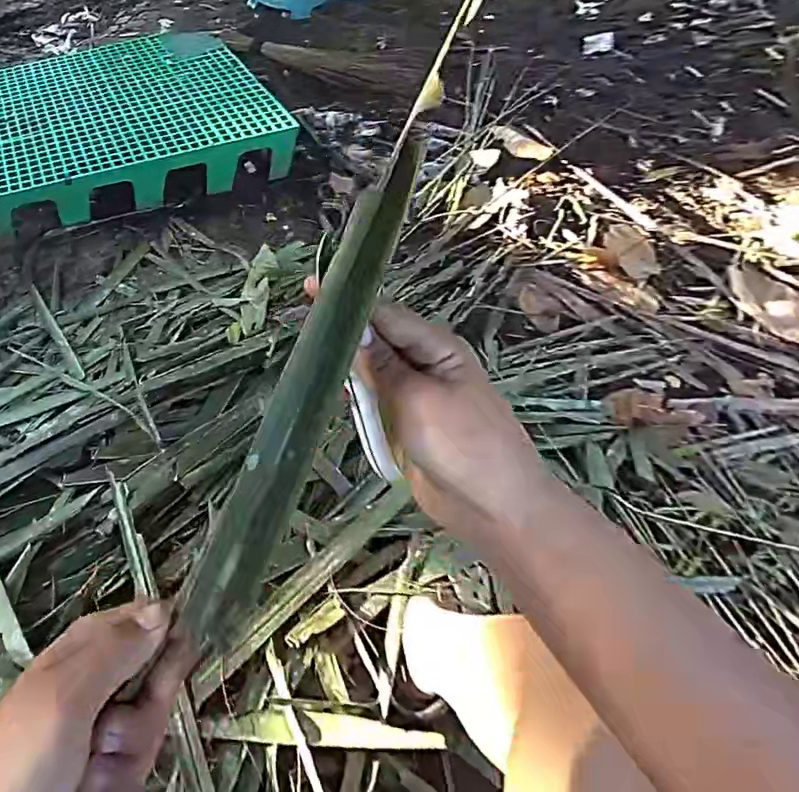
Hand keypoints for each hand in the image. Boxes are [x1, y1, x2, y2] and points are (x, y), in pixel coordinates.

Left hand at [0, 600, 196, 791]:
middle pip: (158, 683)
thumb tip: (163, 606)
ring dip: (125, 756)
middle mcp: (101, 681)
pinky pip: (137, 768)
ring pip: (150, 730)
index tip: (176, 660)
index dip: (168, 641)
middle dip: (142, 716)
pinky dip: (117, 781)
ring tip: (87, 768)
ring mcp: (103, 727)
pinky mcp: (106, 768)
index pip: (148, 622)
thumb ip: (116, 648)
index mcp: (90, 645)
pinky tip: (90, 785)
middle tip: (107, 733)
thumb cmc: (20, 749)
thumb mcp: (67, 691)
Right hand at [306, 278, 551, 525]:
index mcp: (436, 347)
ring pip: (369, 368)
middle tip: (301, 324)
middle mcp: (424, 363)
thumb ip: (381, 365)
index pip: (384, 314)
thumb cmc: (464, 447)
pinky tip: (333, 395)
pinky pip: (371, 398)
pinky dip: (353, 396)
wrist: (496, 510)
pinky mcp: (403, 420)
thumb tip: (353, 330)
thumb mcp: (417, 400)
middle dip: (341, 330)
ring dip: (345, 366)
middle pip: (374, 338)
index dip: (346, 301)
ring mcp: (413, 393)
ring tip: (309, 357)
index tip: (309, 287)